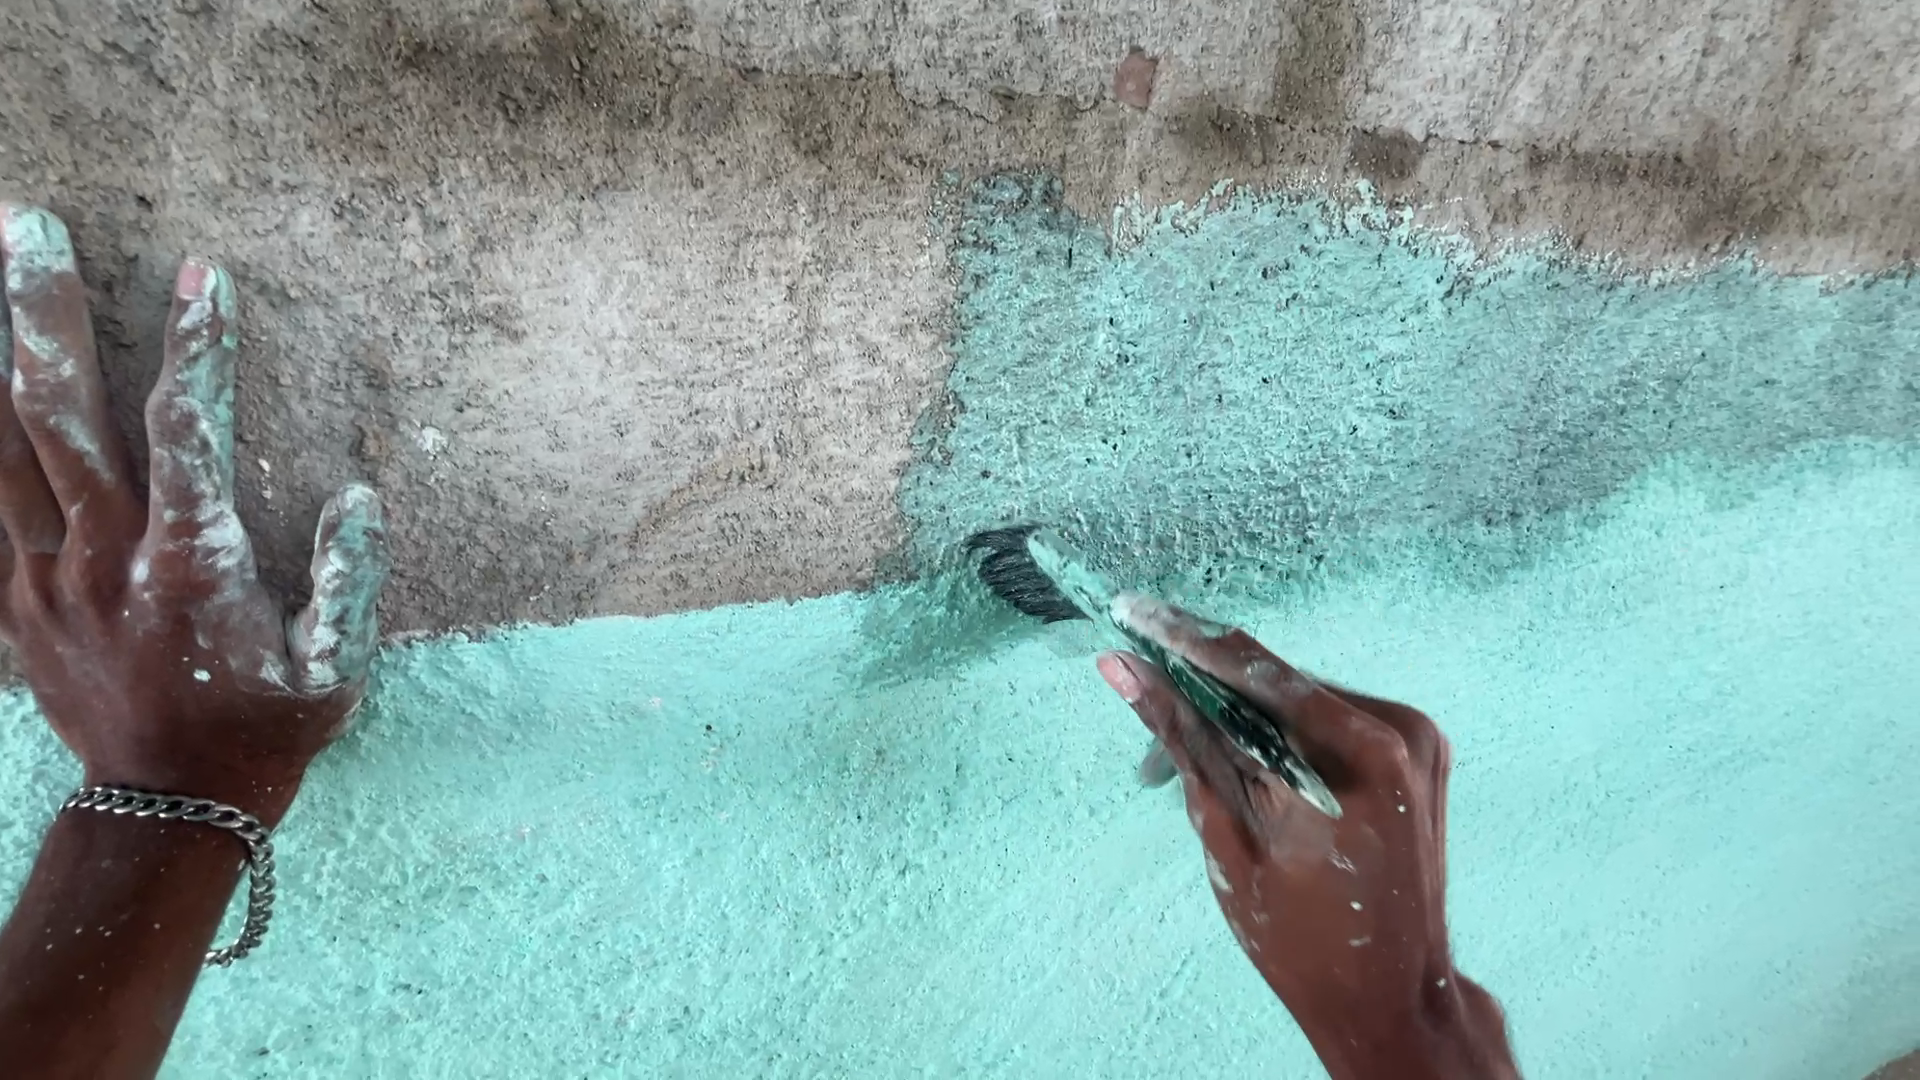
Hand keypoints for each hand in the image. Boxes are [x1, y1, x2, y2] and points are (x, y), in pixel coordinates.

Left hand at [0, 204, 389, 825]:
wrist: (176, 795)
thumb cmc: (276, 719)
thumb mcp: (343, 660)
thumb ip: (350, 576)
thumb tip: (358, 498)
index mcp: (191, 565)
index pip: (186, 434)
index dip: (196, 350)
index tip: (204, 279)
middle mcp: (99, 557)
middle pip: (53, 415)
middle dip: (41, 314)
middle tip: (28, 227)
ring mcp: (37, 576)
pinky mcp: (8, 599)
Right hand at [1096, 595, 1517, 1079]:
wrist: (1392, 1001)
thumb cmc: (1296, 934)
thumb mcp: (1224, 830)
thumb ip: (1178, 736)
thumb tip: (1122, 665)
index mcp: (1358, 754)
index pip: (1250, 669)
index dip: (1181, 637)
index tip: (1128, 609)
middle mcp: (1398, 728)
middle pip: (1272, 680)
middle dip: (1198, 684)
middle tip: (1140, 688)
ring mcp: (1414, 735)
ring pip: (1294, 694)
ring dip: (1233, 709)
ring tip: (1180, 746)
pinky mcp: (1415, 746)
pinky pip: (1322, 715)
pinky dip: (1272, 726)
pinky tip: (1237, 754)